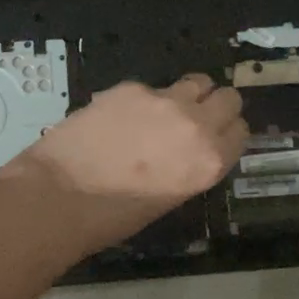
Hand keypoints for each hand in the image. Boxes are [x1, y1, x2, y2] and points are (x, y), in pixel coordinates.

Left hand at [1, 75, 246, 254]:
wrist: (59, 194)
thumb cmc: (112, 216)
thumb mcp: (168, 199)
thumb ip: (190, 167)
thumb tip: (189, 151)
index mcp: (209, 163)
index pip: (240, 132)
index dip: (227, 134)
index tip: (214, 137)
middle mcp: (196, 126)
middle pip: (228, 98)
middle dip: (216, 106)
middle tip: (194, 119)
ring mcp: (164, 101)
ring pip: (196, 82)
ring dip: (187, 96)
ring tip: (163, 112)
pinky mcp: (131, 87)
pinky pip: (151, 88)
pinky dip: (143, 100)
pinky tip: (120, 118)